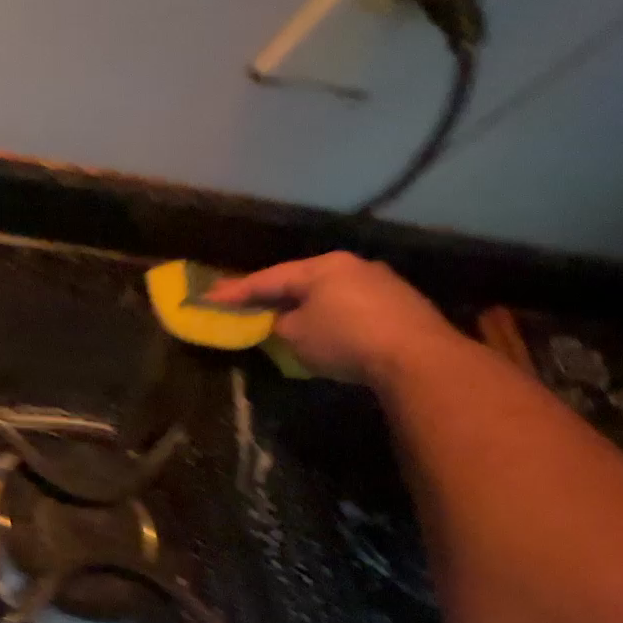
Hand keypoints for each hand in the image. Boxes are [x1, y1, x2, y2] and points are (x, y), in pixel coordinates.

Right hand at [206, 252, 461, 385]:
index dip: (235, 291)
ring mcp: (379, 282)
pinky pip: (345, 303)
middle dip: (268, 292)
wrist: (414, 356)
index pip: (267, 277)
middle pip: (298, 279)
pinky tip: (314, 323)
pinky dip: (323, 311)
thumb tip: (279, 319)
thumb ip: (277, 322)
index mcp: (322, 267)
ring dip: (298, 302)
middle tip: (239, 301)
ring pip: (324, 290)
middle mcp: (351, 266)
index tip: (207, 297)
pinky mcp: (396, 303)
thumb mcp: (294, 334)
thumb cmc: (343, 339)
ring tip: (275, 313)